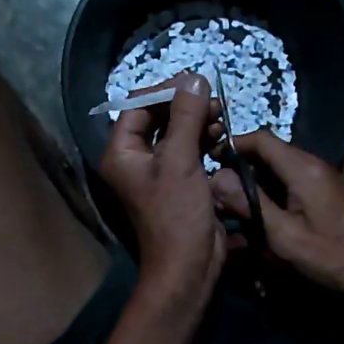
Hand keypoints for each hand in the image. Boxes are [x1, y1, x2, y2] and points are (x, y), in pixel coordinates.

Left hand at [99, 74, 225, 298]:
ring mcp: (157, 172)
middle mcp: (134, 160)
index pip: (137, 106)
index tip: (195, 80)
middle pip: (156, 117)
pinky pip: (187, 150)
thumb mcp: (179, 161)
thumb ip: (185, 117)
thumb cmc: (176, 215)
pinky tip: (221, 132)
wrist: (188, 266)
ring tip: (220, 114)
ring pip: (174, 132)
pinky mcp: (178, 182)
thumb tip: (195, 78)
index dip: (165, 90)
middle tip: (213, 98)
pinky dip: (202, 138)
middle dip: (184, 104)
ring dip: (196, 119)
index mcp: (122, 153)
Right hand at [211, 129, 343, 304]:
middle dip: (240, 166)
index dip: (233, 144)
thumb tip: (217, 177)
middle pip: (268, 152)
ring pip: (276, 167)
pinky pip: (288, 180)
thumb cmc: (328, 255)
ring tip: (230, 202)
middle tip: (216, 188)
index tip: (209, 160)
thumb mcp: (282, 234)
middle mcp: (312, 164)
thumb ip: (249, 203)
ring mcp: (319, 177)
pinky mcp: (321, 191)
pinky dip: (269, 190)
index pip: (261, 139)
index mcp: (303, 168)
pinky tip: (255, 211)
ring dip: (253, 181)